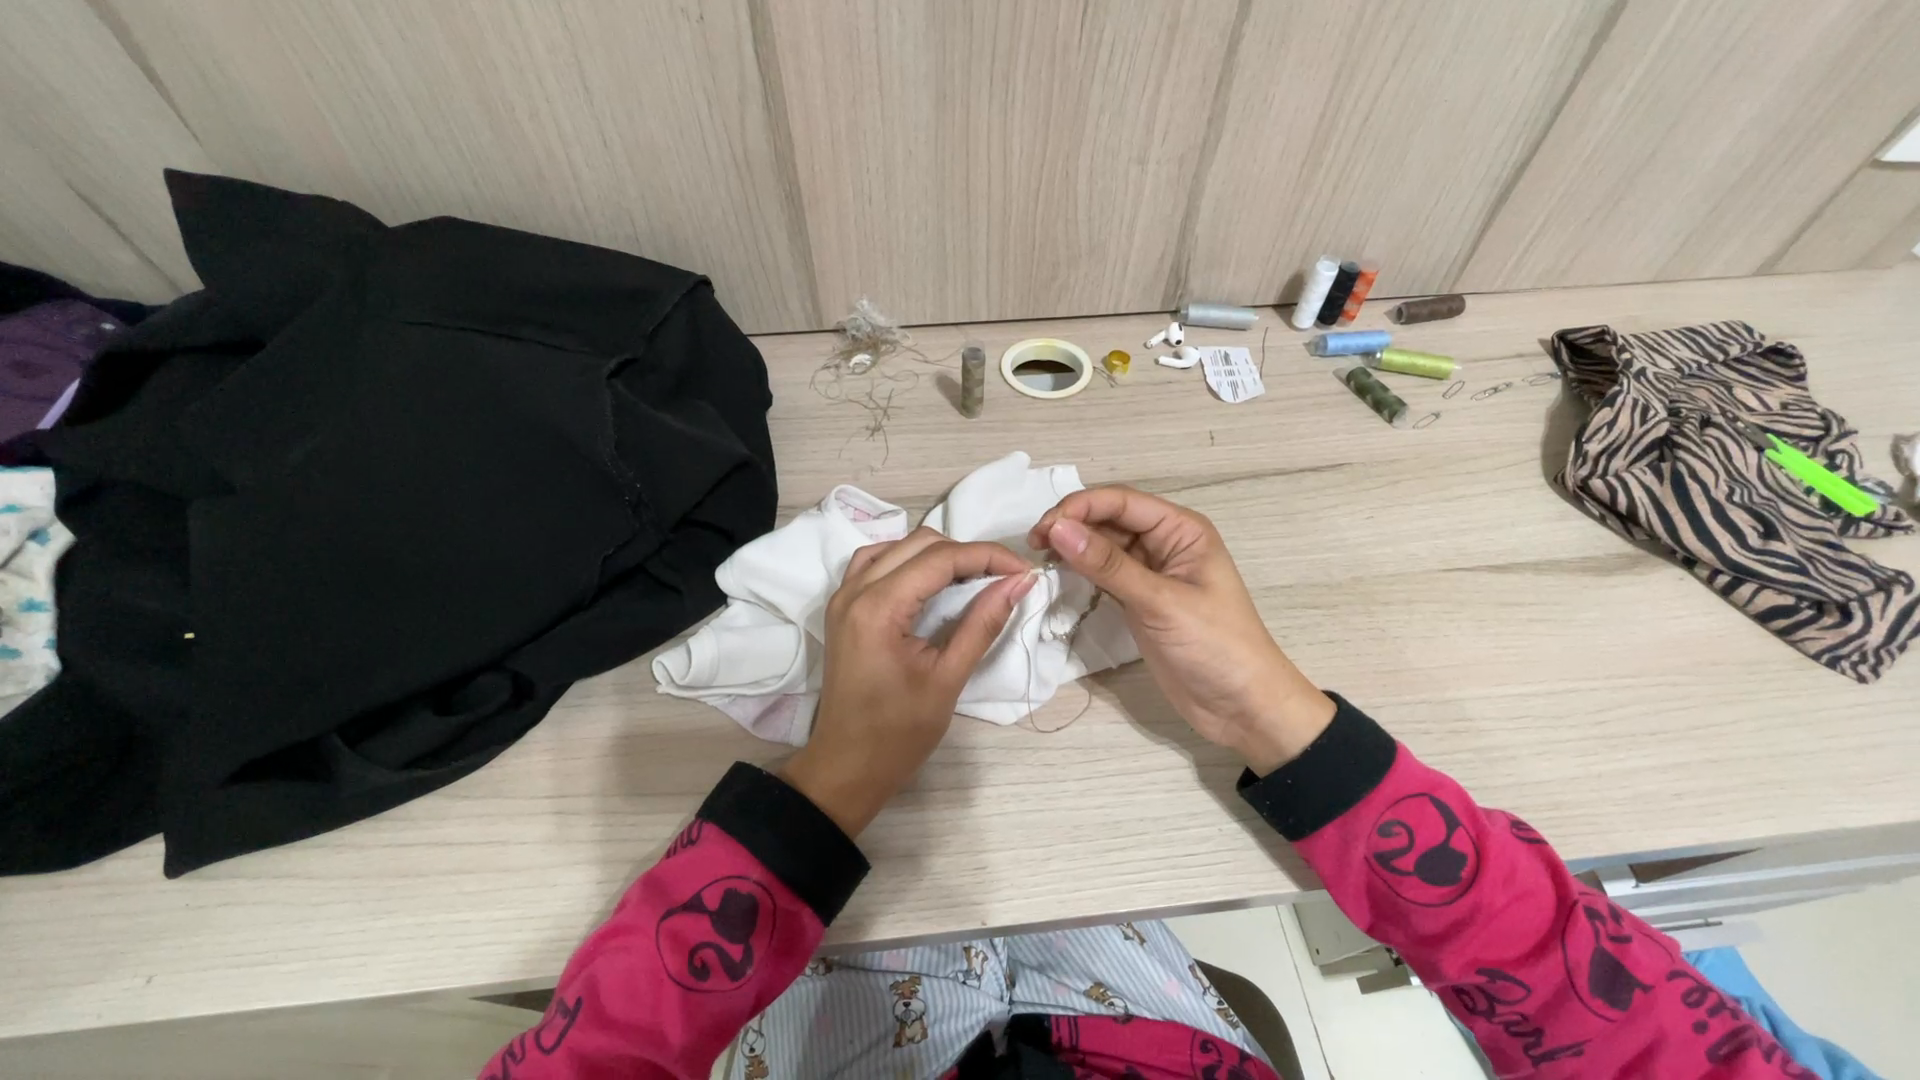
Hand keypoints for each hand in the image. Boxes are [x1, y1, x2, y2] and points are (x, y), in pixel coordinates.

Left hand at [780, 527, 1035, 835]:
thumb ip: (983, 624)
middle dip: (968, 553)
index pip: (941, 558)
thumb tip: (1020, 583)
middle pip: (919, 544)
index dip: (989, 557)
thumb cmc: (898, 733)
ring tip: (974, 578)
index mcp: (879, 608)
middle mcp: (855, 591)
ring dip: (938, 553)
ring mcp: (843, 597)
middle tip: (1006, 578)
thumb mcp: (948, 679)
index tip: (1025, 571)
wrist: (846, 766)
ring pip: (897, 546)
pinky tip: (932, 580)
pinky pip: (876, 562)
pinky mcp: (842, 608)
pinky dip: (908, 561)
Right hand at [1028, 487, 1333, 774]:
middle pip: (1109, 519)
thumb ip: (1108, 565)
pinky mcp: (1138, 600)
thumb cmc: (1215, 646)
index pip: (1122, 502)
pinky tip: (1058, 575)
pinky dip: (1080, 572)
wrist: (1242, 705)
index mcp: (1181, 530)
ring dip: (1072, 547)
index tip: (1043, 529)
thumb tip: (1058, 529)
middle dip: (1071, 525)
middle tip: (1034, 546)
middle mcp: (1164, 544)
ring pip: (1102, 546)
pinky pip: (1103, 574)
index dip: (1080, 508)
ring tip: (1039, 558)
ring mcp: (1150, 573)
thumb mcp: (1160, 602)